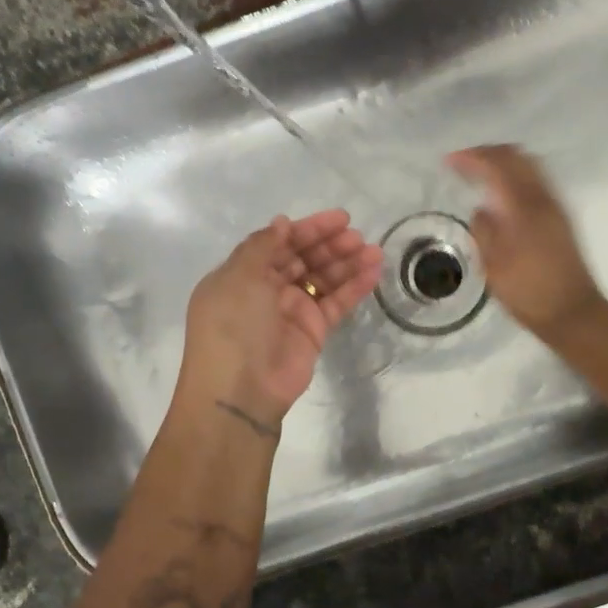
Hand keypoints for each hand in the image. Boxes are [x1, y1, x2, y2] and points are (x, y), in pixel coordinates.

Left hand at [177, 210, 382, 427]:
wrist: (241, 388)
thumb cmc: (232, 326)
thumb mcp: (240, 278)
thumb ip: (263, 247)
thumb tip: (282, 223)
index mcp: (243, 274)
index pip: (279, 243)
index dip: (308, 229)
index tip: (339, 219)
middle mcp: (267, 289)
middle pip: (304, 259)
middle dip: (331, 245)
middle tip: (358, 237)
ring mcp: (292, 311)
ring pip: (324, 279)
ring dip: (348, 263)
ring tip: (374, 251)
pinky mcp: (314, 332)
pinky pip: (336, 303)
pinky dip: (354, 288)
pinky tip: (373, 273)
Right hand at [447, 145, 605, 340]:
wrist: (574, 313)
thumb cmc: (530, 294)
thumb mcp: (494, 267)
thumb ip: (484, 231)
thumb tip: (482, 209)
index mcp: (524, 207)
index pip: (497, 164)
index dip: (470, 157)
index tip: (448, 162)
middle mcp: (544, 198)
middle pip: (516, 156)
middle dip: (488, 153)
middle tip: (464, 163)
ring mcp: (557, 207)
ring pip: (530, 166)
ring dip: (504, 163)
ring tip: (482, 175)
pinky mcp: (562, 218)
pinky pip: (537, 181)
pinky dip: (517, 176)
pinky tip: (504, 195)